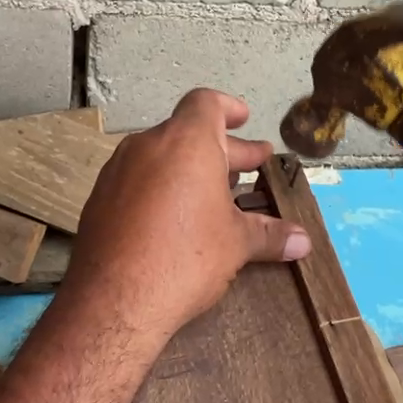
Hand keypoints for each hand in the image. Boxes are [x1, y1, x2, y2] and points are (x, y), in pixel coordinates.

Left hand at [63, 89, 311, 339]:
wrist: (114, 299)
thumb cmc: (185, 258)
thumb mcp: (236, 244)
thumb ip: (269, 234)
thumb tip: (303, 242)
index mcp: (186, 142)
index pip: (206, 103)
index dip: (228, 108)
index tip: (244, 119)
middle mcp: (147, 146)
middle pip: (186, 133)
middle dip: (222, 150)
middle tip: (249, 166)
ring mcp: (117, 172)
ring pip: (160, 158)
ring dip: (189, 170)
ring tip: (215, 195)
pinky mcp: (99, 200)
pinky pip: (136, 182)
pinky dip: (160, 189)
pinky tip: (175, 219)